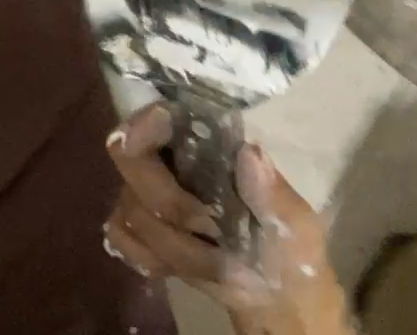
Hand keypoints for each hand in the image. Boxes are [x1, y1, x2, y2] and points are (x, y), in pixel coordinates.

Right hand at [103, 105, 350, 334]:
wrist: (277, 299)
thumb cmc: (289, 250)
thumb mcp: (295, 224)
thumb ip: (272, 192)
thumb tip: (250, 152)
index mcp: (199, 146)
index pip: (153, 118)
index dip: (145, 123)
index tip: (160, 132)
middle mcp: (162, 162)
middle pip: (130, 161)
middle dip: (168, 203)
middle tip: (210, 228)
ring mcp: (143, 196)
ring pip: (130, 209)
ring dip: (176, 247)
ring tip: (217, 263)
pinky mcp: (136, 231)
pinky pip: (121, 238)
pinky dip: (152, 258)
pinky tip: (179, 268)